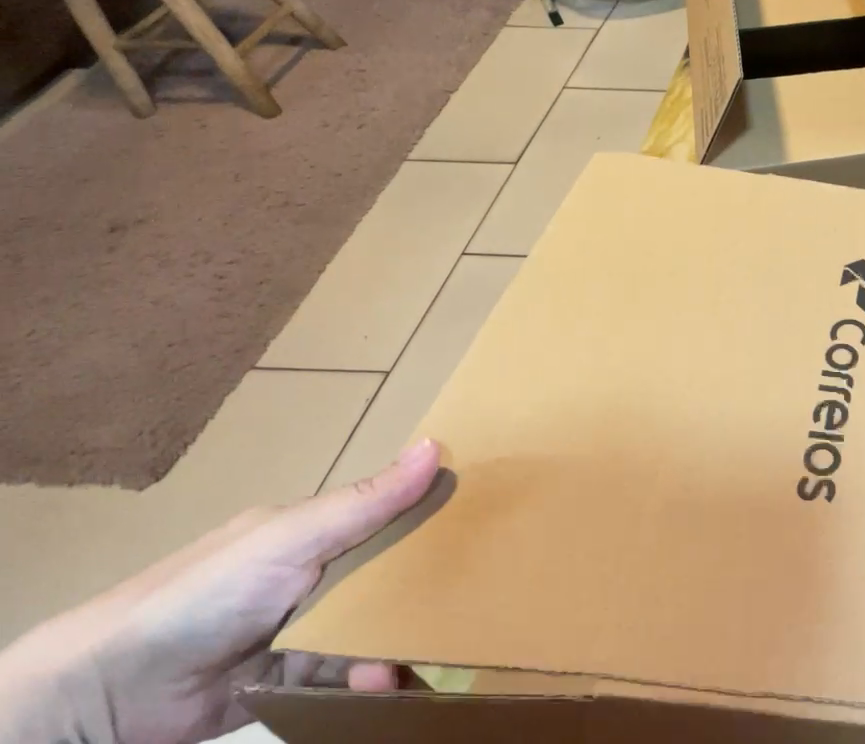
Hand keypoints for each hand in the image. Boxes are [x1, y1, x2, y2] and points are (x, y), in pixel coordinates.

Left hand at [0, 439, 440, 743]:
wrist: (106, 693)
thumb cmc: (205, 592)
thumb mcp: (291, 537)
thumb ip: (366, 502)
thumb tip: (437, 445)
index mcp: (315, 532)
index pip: (390, 516)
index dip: (434, 517)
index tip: (484, 525)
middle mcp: (315, 576)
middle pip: (392, 578)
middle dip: (426, 596)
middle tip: (465, 607)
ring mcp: (304, 629)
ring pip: (376, 630)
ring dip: (395, 647)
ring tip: (403, 667)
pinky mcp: (293, 679)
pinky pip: (348, 675)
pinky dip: (366, 682)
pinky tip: (377, 686)